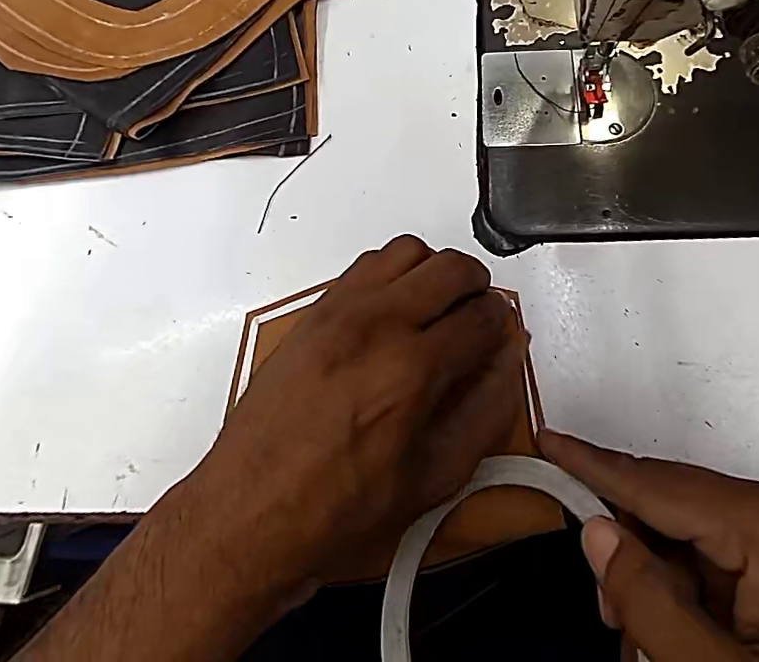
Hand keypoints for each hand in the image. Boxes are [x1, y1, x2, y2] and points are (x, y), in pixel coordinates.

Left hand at [194, 234, 526, 583]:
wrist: (250, 509)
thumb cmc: (333, 505)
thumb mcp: (433, 476)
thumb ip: (486, 410)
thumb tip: (508, 361)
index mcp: (411, 371)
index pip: (483, 316)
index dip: (502, 322)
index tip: (498, 331)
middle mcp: (377, 327)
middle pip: (454, 267)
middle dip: (478, 286)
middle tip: (476, 312)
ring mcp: (341, 312)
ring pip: (410, 250)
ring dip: (434, 270)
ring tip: (437, 303)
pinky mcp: (315, 311)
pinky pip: (367, 262)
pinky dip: (393, 272)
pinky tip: (395, 305)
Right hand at [541, 431, 758, 661]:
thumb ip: (652, 603)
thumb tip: (598, 533)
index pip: (654, 481)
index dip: (592, 463)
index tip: (547, 441)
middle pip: (673, 508)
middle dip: (630, 550)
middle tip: (607, 612)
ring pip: (696, 540)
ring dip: (663, 584)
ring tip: (650, 641)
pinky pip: (726, 563)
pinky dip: (696, 596)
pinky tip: (688, 639)